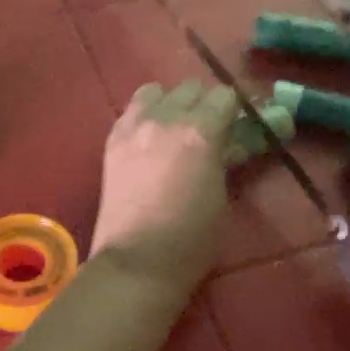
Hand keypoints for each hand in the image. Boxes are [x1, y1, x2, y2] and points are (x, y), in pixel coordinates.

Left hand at [90, 78, 237, 296]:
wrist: (137, 262)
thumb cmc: (192, 239)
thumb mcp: (222, 196)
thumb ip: (225, 159)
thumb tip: (231, 144)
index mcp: (200, 132)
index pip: (223, 96)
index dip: (234, 111)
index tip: (237, 126)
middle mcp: (165, 119)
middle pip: (190, 88)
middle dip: (203, 104)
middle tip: (209, 130)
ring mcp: (133, 127)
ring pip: (155, 91)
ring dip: (169, 104)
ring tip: (174, 129)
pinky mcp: (112, 142)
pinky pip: (131, 111)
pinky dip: (144, 116)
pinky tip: (149, 139)